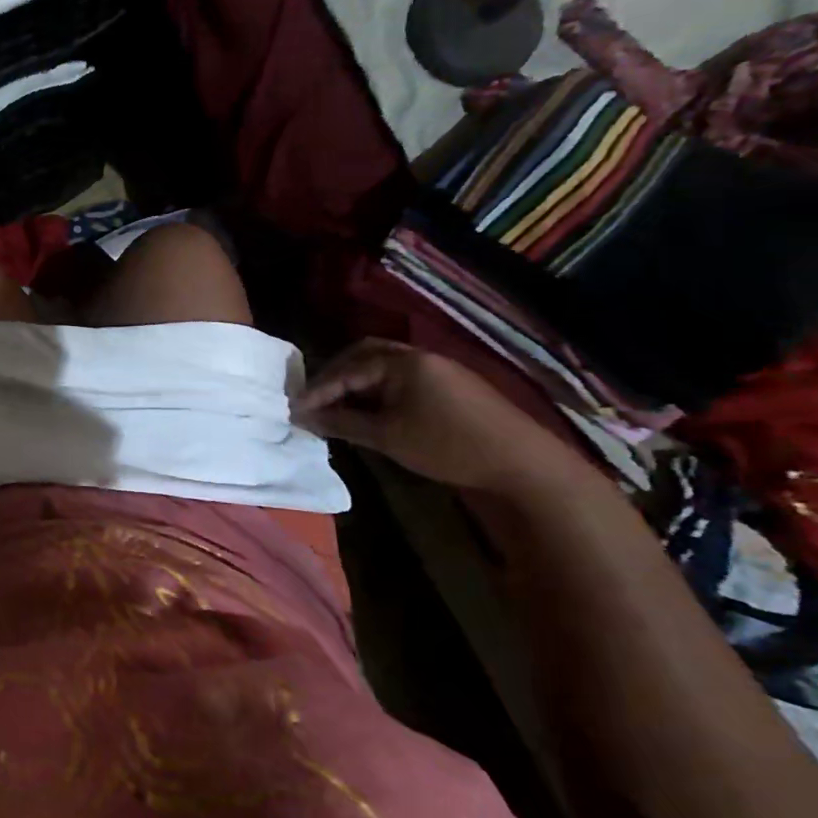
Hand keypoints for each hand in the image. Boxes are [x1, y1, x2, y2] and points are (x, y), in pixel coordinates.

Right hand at [294, 338, 593, 493]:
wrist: (524, 464)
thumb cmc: (448, 446)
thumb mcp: (386, 437)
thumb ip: (341, 423)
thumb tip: (303, 417)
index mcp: (403, 362)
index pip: (346, 370)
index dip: (317, 391)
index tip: (293, 409)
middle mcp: (420, 355)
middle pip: (364, 353)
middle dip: (335, 374)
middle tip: (315, 398)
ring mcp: (439, 367)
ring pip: (384, 363)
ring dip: (357, 379)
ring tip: (339, 403)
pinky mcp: (452, 384)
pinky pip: (402, 374)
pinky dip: (378, 386)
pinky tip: (373, 408)